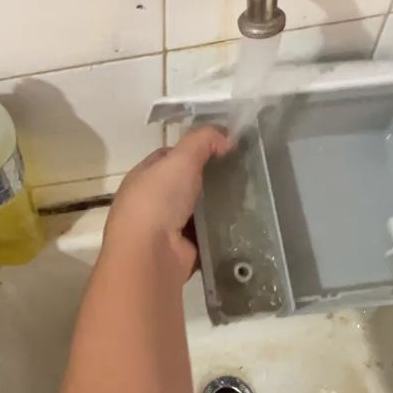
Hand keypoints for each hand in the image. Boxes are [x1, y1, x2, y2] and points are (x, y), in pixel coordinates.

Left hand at [105, 127, 233, 277]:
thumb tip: (227, 138)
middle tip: (242, 174)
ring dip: (218, 208)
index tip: (224, 149)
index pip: (169, 157)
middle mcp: (151, 203)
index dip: (195, 150)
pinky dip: (221, 232)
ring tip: (250, 198)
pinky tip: (243, 225)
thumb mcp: (180, 159)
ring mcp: (165, 229)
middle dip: (210, 180)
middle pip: (186, 185)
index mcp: (143, 177)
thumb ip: (203, 141)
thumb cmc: (158, 200)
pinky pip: (207, 236)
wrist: (150, 255)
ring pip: (198, 211)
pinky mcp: (182, 251)